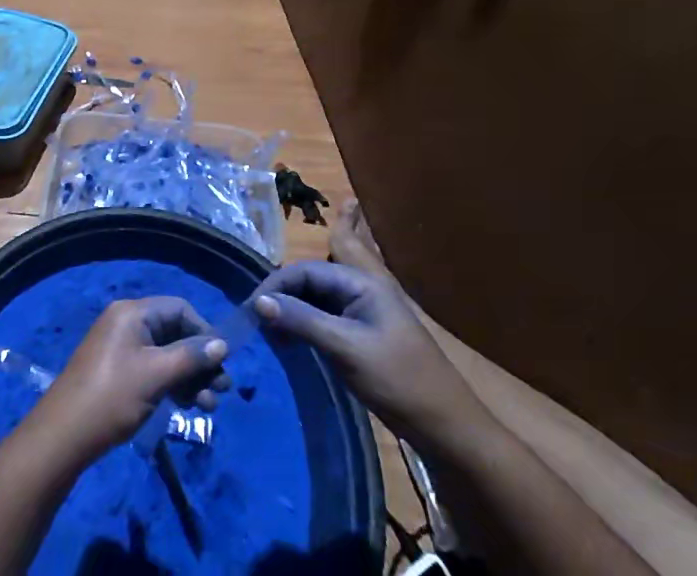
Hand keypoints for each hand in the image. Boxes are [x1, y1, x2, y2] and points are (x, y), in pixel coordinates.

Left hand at [29, 297, 230, 457]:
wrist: (66, 433)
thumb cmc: (113, 396)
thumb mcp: (156, 374)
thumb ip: (191, 357)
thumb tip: (222, 344)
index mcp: (132, 313)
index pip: (179, 309)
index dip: (204, 332)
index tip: (222, 362)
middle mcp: (127, 323)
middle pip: (175, 333)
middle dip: (200, 361)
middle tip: (222, 392)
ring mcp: (122, 348)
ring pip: (168, 354)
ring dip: (191, 377)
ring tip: (207, 407)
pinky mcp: (120, 371)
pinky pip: (155, 368)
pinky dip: (174, 384)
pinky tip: (188, 406)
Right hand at [251, 261, 482, 439]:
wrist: (445, 427)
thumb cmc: (398, 380)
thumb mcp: (345, 347)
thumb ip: (301, 320)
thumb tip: (258, 302)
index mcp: (362, 284)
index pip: (306, 270)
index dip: (275, 285)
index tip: (251, 310)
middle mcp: (360, 291)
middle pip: (308, 283)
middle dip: (280, 299)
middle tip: (256, 324)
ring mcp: (361, 314)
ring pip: (313, 302)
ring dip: (289, 314)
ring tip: (270, 336)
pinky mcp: (360, 336)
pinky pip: (322, 321)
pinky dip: (302, 328)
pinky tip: (290, 343)